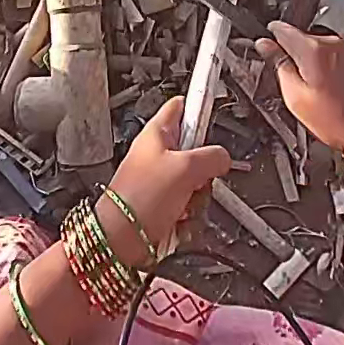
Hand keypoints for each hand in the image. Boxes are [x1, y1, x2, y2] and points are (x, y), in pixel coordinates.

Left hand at [104, 97, 229, 259]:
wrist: (120, 241)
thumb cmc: (140, 198)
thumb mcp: (185, 168)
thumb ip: (211, 157)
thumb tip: (223, 157)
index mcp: (156, 134)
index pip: (181, 106)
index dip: (199, 106)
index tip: (214, 103)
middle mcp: (158, 155)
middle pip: (197, 151)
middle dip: (205, 171)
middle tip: (197, 179)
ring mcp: (160, 181)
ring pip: (197, 182)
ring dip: (197, 199)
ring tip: (184, 205)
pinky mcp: (163, 206)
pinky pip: (189, 206)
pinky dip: (189, 216)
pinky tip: (178, 221)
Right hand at [256, 22, 343, 148]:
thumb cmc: (337, 119)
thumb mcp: (295, 96)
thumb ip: (279, 65)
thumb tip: (265, 46)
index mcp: (312, 49)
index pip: (282, 30)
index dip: (272, 38)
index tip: (268, 47)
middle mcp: (333, 44)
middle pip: (304, 38)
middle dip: (295, 53)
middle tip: (292, 79)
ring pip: (323, 48)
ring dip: (315, 62)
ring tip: (315, 89)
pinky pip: (340, 58)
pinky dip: (333, 68)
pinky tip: (334, 89)